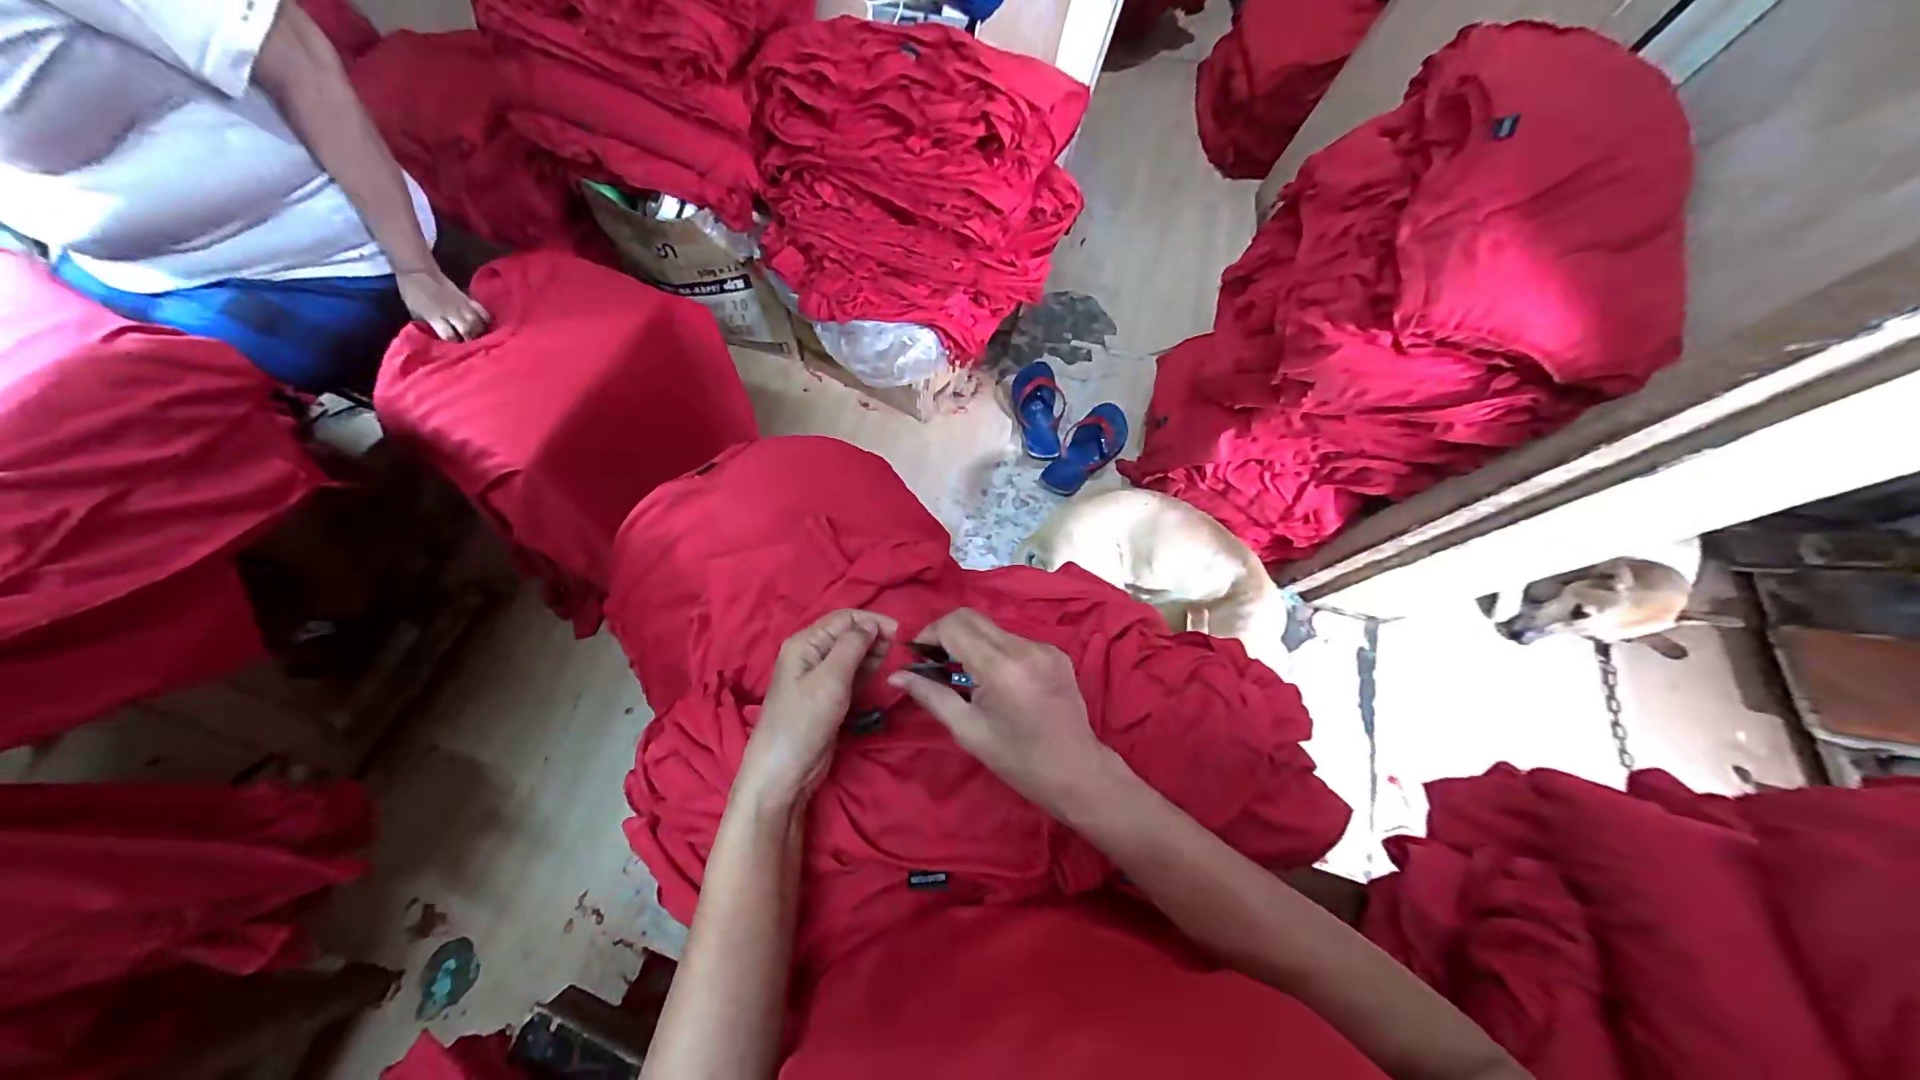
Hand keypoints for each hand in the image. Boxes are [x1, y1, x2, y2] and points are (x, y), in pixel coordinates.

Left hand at [396, 267, 491, 341]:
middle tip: (470, 345)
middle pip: (467, 330)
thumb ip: (428, 324)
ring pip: (477, 323)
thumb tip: (438, 335)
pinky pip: (482, 312)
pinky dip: (485, 319)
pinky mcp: (468, 300)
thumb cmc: (412, 292)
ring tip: (478, 337)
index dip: (453, 344)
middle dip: (469, 340)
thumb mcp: (415, 311)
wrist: (417, 271)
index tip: (454, 350)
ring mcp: (461, 305)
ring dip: (479, 332)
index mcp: (434, 316)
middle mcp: (451, 312)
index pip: (449, 336)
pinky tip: (484, 324)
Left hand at [734, 609, 897, 814]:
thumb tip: (871, 625)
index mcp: (805, 643)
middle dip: (874, 636)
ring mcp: (818, 677)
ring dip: (872, 654)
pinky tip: (880, 675)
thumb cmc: (804, 722)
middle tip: (899, 649)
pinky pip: (851, 675)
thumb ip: (852, 647)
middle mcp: (810, 654)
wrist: (784, 773)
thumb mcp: (830, 680)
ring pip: (851, 654)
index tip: (900, 632)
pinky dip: (866, 672)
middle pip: (848, 633)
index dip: (873, 620)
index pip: (844, 618)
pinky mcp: (827, 697)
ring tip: (893, 660)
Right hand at [888, 608, 1112, 812]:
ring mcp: (1044, 647)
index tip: (917, 655)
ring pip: (992, 628)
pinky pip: (1014, 640)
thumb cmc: (1018, 759)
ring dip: (970, 642)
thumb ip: (930, 695)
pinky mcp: (1055, 653)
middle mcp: (1024, 647)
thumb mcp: (967, 730)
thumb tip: (896, 675)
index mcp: (1001, 667)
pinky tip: (994, 679)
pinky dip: (995, 651)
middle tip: (933, 661)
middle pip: (971, 618)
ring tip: (963, 674)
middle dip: (945, 633)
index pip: (953, 626)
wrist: (1076, 772)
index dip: (928, 634)